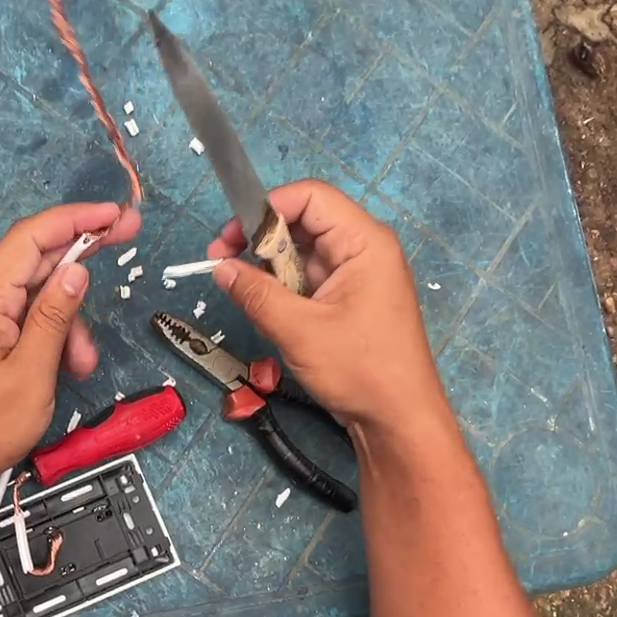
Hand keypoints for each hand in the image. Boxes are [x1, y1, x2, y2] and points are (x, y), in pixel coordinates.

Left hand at [0, 202, 142, 493]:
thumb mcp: (33, 372)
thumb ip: (54, 316)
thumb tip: (76, 269)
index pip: (30, 238)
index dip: (75, 219)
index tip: (115, 214)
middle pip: (35, 259)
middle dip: (82, 255)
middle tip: (129, 237)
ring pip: (36, 295)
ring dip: (69, 320)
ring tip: (82, 363)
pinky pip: (25, 320)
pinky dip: (51, 336)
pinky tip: (66, 366)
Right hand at [208, 180, 446, 431]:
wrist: (396, 418)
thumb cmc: (359, 369)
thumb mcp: (299, 330)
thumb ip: (256, 294)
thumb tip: (220, 268)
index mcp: (363, 243)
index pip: (309, 198)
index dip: (265, 209)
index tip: (229, 239)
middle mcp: (361, 250)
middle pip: (301, 223)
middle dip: (258, 240)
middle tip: (220, 264)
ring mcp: (354, 276)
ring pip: (299, 254)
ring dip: (266, 268)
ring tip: (239, 291)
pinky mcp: (345, 300)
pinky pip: (305, 280)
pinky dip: (279, 289)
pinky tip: (262, 308)